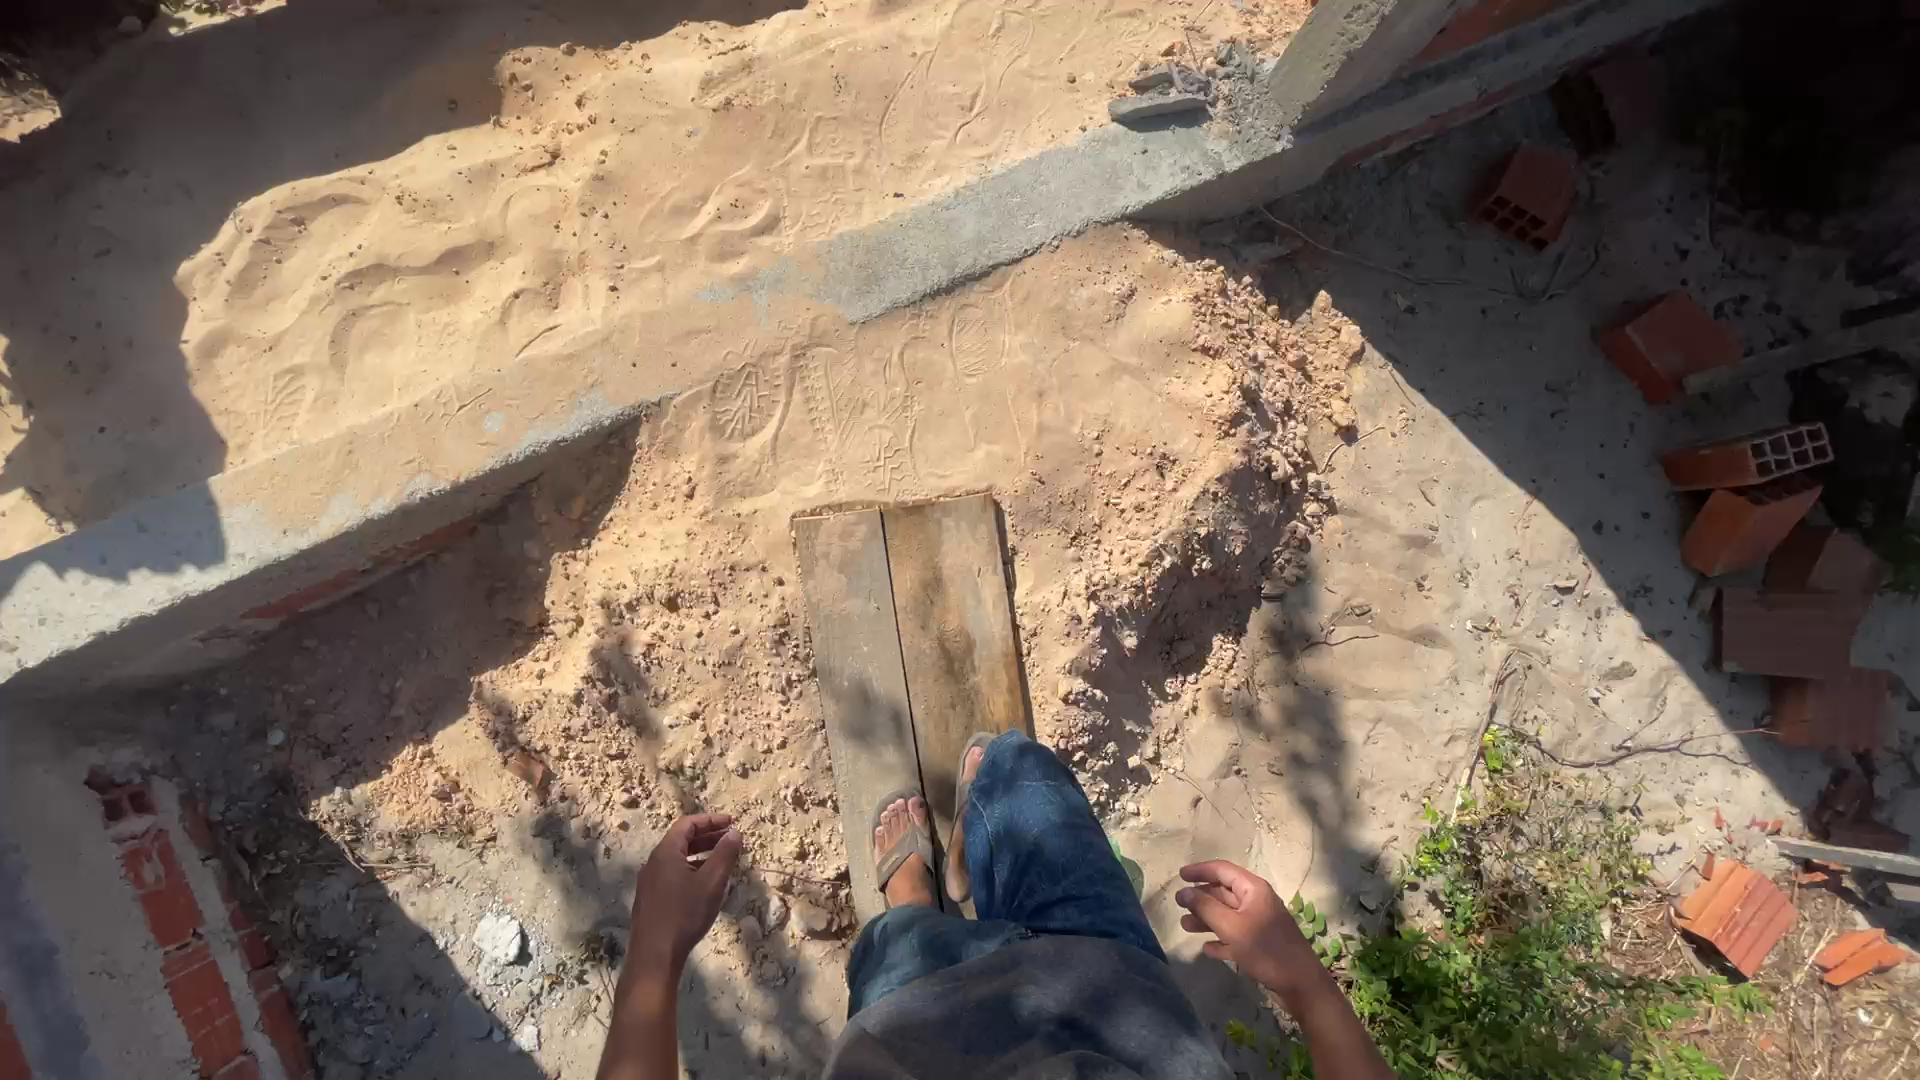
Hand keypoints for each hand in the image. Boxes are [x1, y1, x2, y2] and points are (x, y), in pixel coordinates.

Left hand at [627, 813, 741, 975]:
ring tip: (723, 860)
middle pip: (682, 840)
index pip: (687, 824)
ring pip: (677, 858)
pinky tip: (705, 884)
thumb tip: (735, 833)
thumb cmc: (685, 914)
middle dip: (708, 837)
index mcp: (665, 853)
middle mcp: (653, 863)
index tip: (732, 823)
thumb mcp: (712, 882)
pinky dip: (691, 869)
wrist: (654, 957)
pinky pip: (672, 874)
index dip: (711, 820)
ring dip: (701, 854)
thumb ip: (725, 854)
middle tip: (731, 839)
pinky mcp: (650, 899)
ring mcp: (649, 882)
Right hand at [1176, 859, 1326, 1005]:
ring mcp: (1260, 924)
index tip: (1179, 876)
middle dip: (1200, 898)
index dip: (1200, 870)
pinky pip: (1235, 936)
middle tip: (1178, 904)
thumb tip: (1184, 891)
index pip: (1222, 870)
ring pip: (1227, 915)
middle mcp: (1256, 902)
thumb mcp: (1232, 927)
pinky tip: (1208, 949)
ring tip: (1185, 927)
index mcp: (1253, 890)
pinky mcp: (1261, 945)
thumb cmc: (1267, 950)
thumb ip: (1206, 907)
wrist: (1303, 987)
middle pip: (1223, 892)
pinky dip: (1221, 939)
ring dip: (1206, 919)